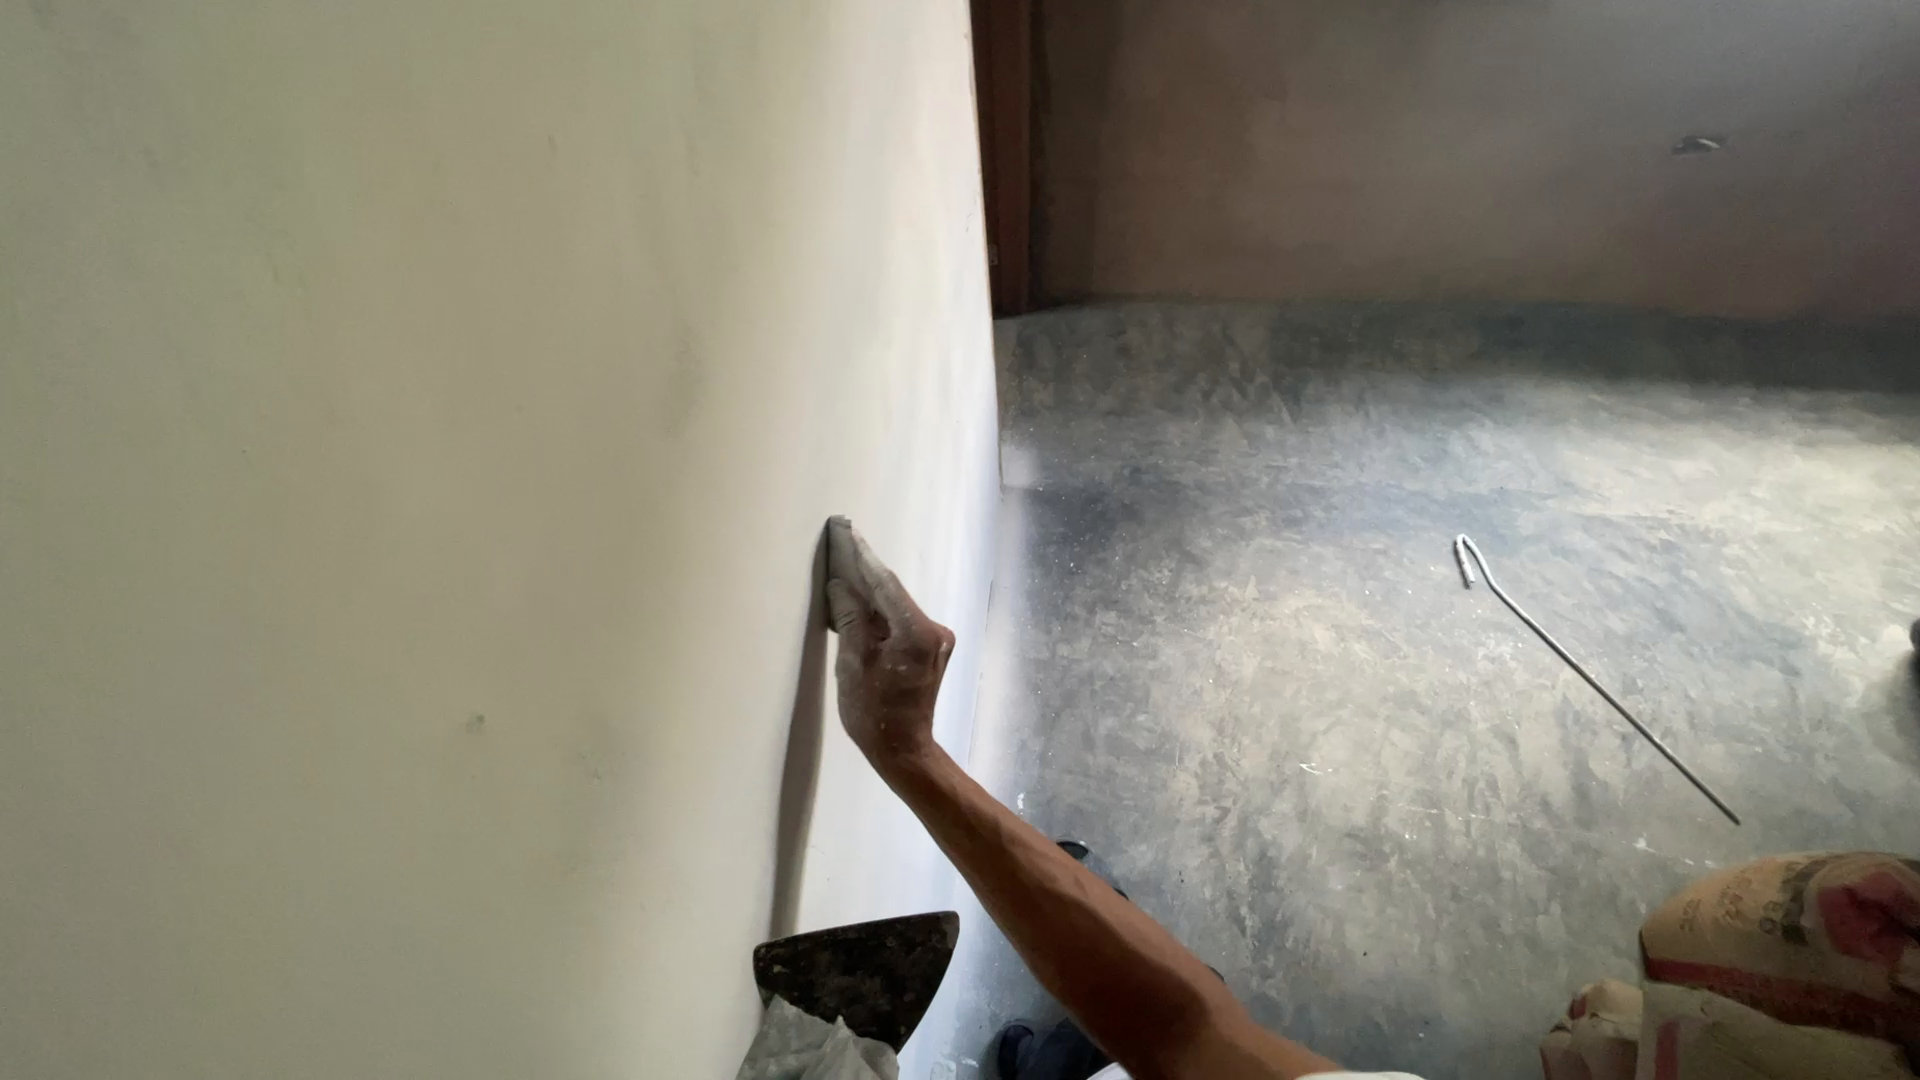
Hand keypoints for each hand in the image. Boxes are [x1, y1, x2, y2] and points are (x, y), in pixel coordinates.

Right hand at [822, 516, 954, 765]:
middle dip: (865, 571)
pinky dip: (880, 613)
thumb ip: (849, 619)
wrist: (903, 750)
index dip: (862, 559)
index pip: (885, 585)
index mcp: (917, 632)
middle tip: (843, 540)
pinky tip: (859, 600)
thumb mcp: (853, 664)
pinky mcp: (931, 649)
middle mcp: (934, 630)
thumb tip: (841, 586)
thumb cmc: (873, 714)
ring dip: (871, 592)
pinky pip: (901, 621)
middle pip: (893, 594)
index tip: (847, 533)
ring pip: (897, 607)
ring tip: (845, 565)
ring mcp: (936, 640)